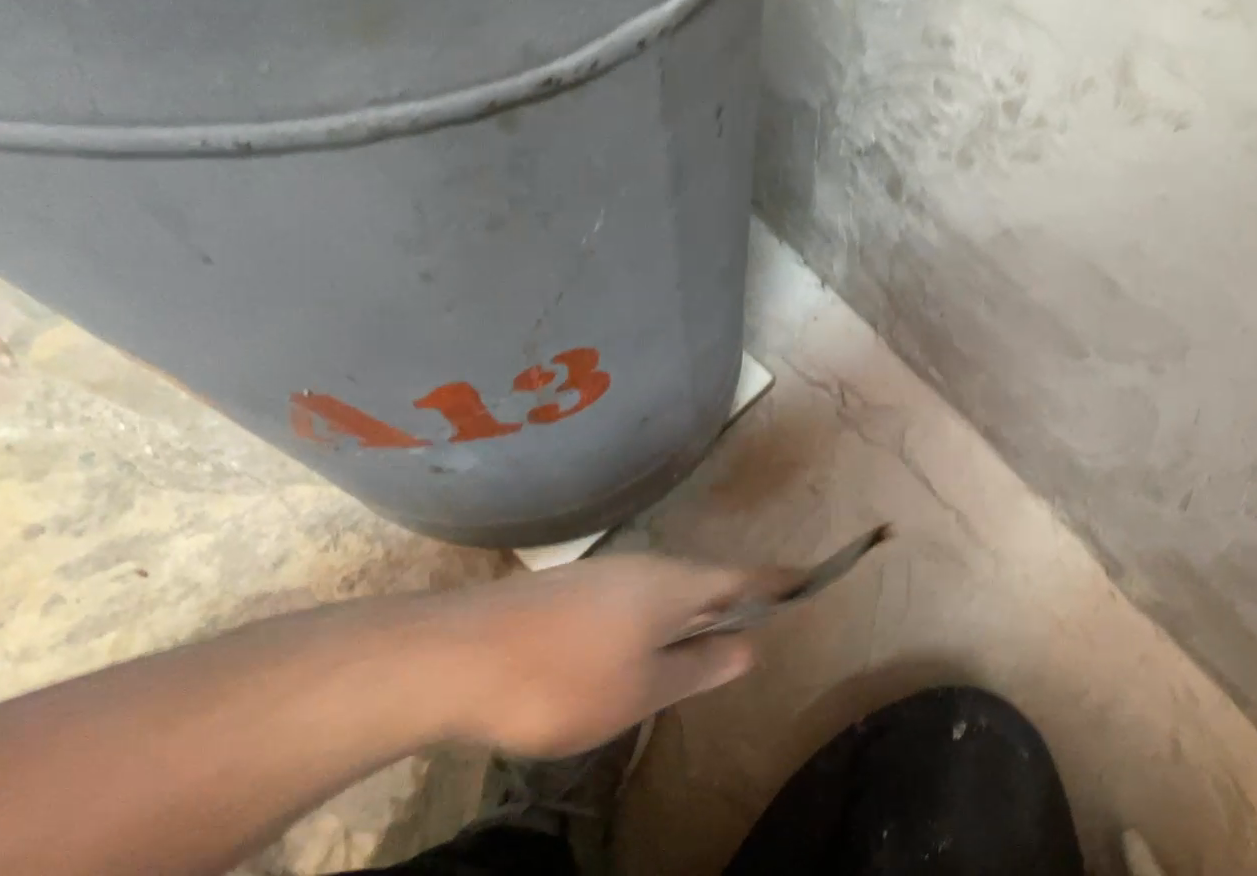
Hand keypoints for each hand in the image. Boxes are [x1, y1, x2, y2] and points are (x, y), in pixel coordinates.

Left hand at [423, 553, 764, 757]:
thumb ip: (701, 666)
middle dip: (728, 603)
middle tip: (746, 630)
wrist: (449, 658)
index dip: (776, 582)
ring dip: (684, 614)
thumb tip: (749, 646)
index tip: (806, 578)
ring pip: (662, 590)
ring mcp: (601, 573)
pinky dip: (648, 619)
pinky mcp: (566, 590)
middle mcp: (644, 567)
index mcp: (675, 586)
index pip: (742, 579)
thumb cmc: (563, 681)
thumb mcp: (644, 690)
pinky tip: (628, 651)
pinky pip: (629, 598)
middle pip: (702, 581)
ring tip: (690, 649)